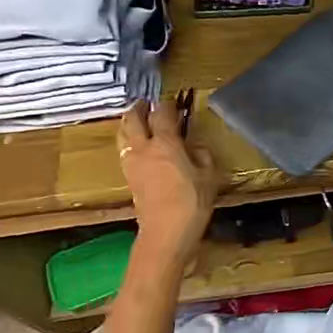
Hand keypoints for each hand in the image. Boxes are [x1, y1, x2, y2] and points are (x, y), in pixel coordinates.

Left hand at [117, 99, 216, 267]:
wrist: (166, 232)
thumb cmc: (192, 202)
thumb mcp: (209, 177)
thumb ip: (202, 156)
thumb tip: (195, 147)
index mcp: (165, 144)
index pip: (163, 115)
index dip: (168, 105)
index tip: (174, 100)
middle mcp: (143, 148)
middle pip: (134, 119)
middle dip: (140, 108)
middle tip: (147, 103)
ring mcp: (131, 162)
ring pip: (123, 133)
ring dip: (129, 122)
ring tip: (137, 119)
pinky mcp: (128, 176)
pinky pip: (124, 148)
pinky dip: (128, 139)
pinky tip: (136, 143)